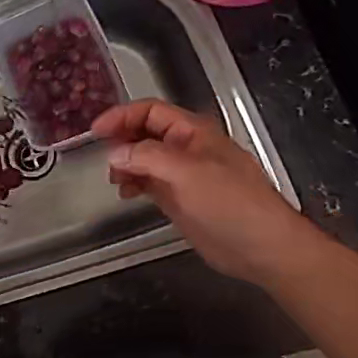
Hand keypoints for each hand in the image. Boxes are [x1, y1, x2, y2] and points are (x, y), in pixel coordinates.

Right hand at [93, 99, 305, 285]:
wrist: (260, 246)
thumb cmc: (230, 203)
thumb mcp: (187, 172)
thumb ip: (147, 157)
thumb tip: (115, 154)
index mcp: (192, 132)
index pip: (151, 112)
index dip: (122, 116)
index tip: (96, 131)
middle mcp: (185, 149)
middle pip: (145, 133)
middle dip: (121, 140)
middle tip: (101, 155)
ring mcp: (181, 175)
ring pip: (144, 159)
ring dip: (125, 164)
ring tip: (114, 179)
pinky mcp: (178, 199)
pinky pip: (148, 183)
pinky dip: (133, 184)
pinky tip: (125, 193)